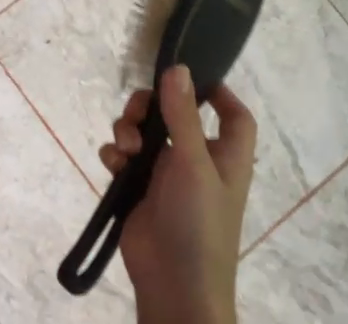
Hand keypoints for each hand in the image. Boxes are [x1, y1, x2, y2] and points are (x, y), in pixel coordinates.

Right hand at [99, 66, 254, 323]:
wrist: (174, 280)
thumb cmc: (198, 221)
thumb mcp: (192, 162)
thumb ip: (182, 114)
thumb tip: (178, 67)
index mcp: (225, 157)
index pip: (234, 117)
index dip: (218, 93)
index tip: (187, 73)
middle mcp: (196, 161)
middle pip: (173, 114)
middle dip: (149, 109)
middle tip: (137, 115)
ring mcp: (165, 175)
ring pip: (142, 132)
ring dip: (127, 131)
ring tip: (124, 150)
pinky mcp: (138, 187)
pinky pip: (122, 156)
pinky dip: (115, 154)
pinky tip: (114, 166)